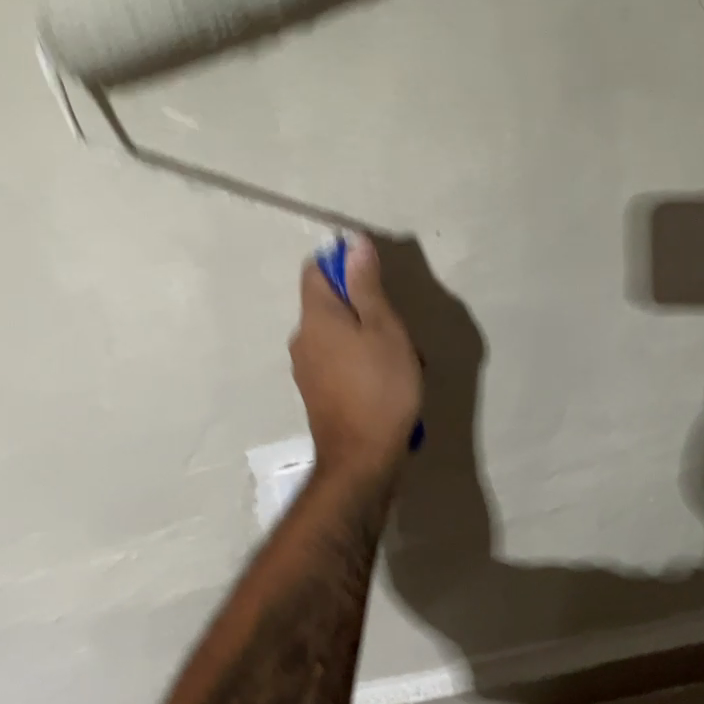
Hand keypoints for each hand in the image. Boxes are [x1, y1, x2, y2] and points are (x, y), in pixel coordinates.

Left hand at [289, 236, 422, 478]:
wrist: (361, 459)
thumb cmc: (380, 388)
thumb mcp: (385, 328)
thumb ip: (367, 285)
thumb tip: (353, 243)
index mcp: (315, 316)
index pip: (316, 270)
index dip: (342, 263)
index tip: (375, 278)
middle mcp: (302, 338)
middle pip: (329, 303)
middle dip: (365, 308)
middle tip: (398, 330)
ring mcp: (305, 368)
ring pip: (337, 335)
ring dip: (367, 339)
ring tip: (401, 362)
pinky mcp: (315, 393)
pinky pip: (337, 361)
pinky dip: (360, 363)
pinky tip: (387, 384)